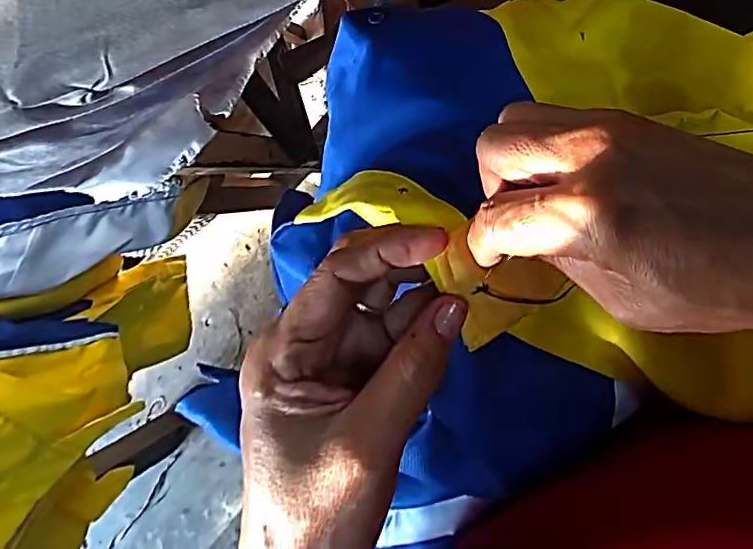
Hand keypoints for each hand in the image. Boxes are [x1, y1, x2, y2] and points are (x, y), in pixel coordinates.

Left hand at [239, 226, 465, 548]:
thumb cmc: (315, 514)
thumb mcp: (366, 444)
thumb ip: (413, 371)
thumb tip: (457, 304)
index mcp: (285, 350)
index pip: (338, 274)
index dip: (390, 248)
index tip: (439, 239)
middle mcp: (311, 339)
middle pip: (363, 276)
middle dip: (411, 261)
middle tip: (460, 252)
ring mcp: (340, 354)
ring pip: (390, 300)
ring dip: (428, 291)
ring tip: (467, 283)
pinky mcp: (366, 371)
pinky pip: (404, 331)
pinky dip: (431, 322)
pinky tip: (452, 320)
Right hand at [465, 103, 752, 332]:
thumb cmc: (722, 289)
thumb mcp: (631, 301)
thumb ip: (568, 260)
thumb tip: (531, 236)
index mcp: (585, 212)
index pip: (495, 216)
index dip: (483, 244)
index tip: (493, 257)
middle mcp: (589, 154)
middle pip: (496, 140)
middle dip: (492, 185)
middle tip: (521, 217)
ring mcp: (614, 125)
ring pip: (526, 113)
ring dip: (520, 154)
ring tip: (549, 193)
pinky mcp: (637, 117)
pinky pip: (569, 116)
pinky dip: (556, 143)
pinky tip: (586, 178)